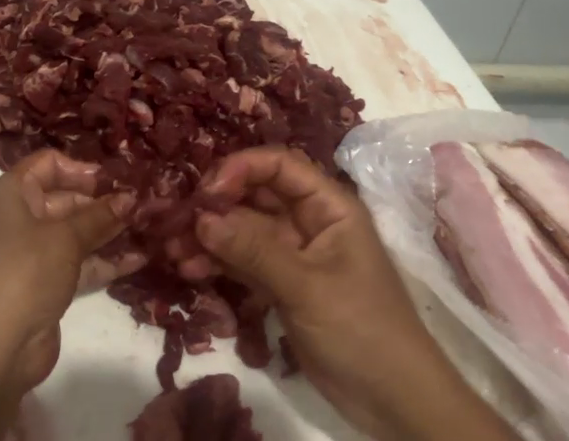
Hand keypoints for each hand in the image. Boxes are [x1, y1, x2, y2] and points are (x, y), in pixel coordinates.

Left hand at [0, 150, 141, 440]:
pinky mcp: (45, 283)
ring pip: (74, 232)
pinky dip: (104, 260)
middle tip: (144, 204)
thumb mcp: (64, 238)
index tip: (116, 181)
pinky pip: (78, 262)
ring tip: (148, 228)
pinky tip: (139, 259)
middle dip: (103, 202)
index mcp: (12, 193)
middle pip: (65, 197)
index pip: (48, 164)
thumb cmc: (25, 273)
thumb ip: (99, 216)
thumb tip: (130, 197)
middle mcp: (19, 216)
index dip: (82, 169)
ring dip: (108, 231)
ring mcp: (32, 252)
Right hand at [188, 147, 516, 440]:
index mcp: (329, 207)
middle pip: (254, 195)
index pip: (278, 166)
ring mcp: (294, 255)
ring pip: (243, 230)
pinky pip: (243, 262)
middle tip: (176, 220)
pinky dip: (217, 264)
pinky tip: (189, 270)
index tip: (206, 192)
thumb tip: (201, 217)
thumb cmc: (362, 330)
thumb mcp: (306, 287)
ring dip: (209, 237)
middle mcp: (309, 222)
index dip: (240, 169)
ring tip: (173, 250)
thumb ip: (253, 250)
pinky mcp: (282, 287)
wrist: (396, 403)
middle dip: (215, 205)